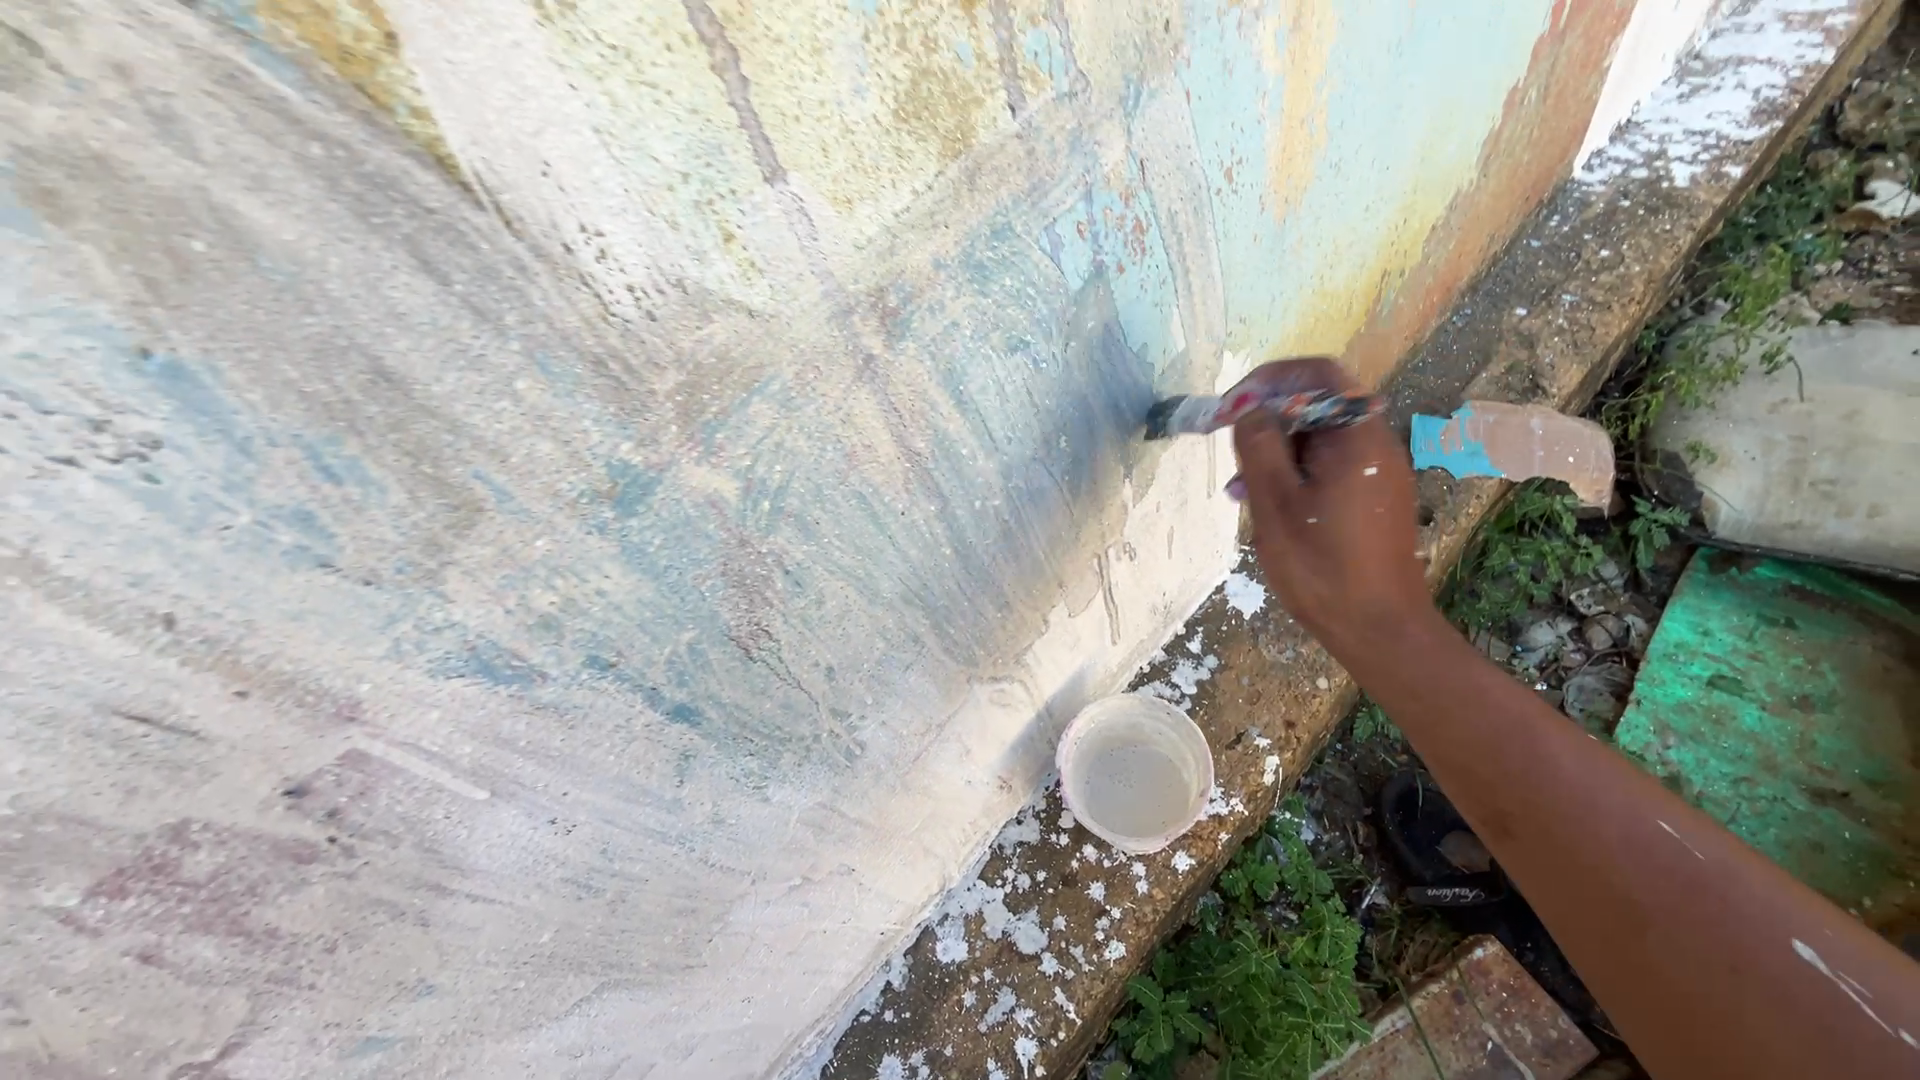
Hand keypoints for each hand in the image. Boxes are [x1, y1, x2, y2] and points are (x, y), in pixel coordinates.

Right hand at [1228, 358, 1437, 656]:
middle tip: (1230, 459)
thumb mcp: (1275, 502)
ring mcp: (1379, 472)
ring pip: (1317, 441)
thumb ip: (1258, 444)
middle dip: (1267, 423)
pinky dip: (1295, 476)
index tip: (1230, 408)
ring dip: (1275, 455)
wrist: (1379, 627)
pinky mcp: (1375, 499)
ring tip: (1240, 493)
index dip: (1268, 379)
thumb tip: (1250, 409)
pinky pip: (1329, 468)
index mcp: (1357, 435)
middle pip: (1316, 407)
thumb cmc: (1322, 565)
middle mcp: (1376, 444)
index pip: (1317, 374)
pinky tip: (1270, 510)